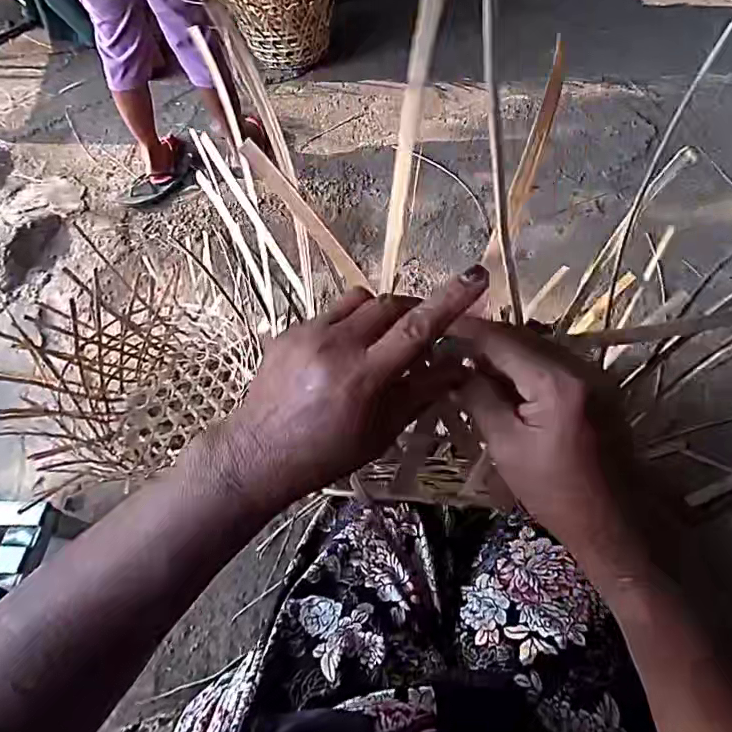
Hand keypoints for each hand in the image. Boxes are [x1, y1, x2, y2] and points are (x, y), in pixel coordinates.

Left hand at [192, 266, 490, 511]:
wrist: (256, 456)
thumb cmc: (325, 455)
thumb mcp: (380, 433)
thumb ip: (420, 393)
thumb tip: (459, 365)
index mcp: (362, 378)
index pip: (416, 329)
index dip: (450, 300)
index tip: (476, 276)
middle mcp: (334, 346)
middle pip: (390, 304)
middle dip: (413, 310)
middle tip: (422, 332)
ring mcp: (307, 333)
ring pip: (360, 300)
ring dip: (380, 313)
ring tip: (380, 341)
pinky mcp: (289, 330)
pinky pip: (331, 312)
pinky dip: (349, 323)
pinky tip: (342, 352)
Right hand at [451, 319, 645, 569]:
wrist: (615, 523)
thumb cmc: (556, 493)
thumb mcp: (507, 447)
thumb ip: (479, 399)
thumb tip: (455, 369)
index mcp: (556, 383)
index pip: (503, 340)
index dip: (468, 331)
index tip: (439, 329)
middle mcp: (581, 367)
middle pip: (523, 337)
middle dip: (485, 342)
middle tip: (450, 352)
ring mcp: (595, 374)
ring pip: (539, 346)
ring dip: (506, 353)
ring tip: (472, 368)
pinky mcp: (600, 385)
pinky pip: (555, 362)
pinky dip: (527, 365)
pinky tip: (506, 383)